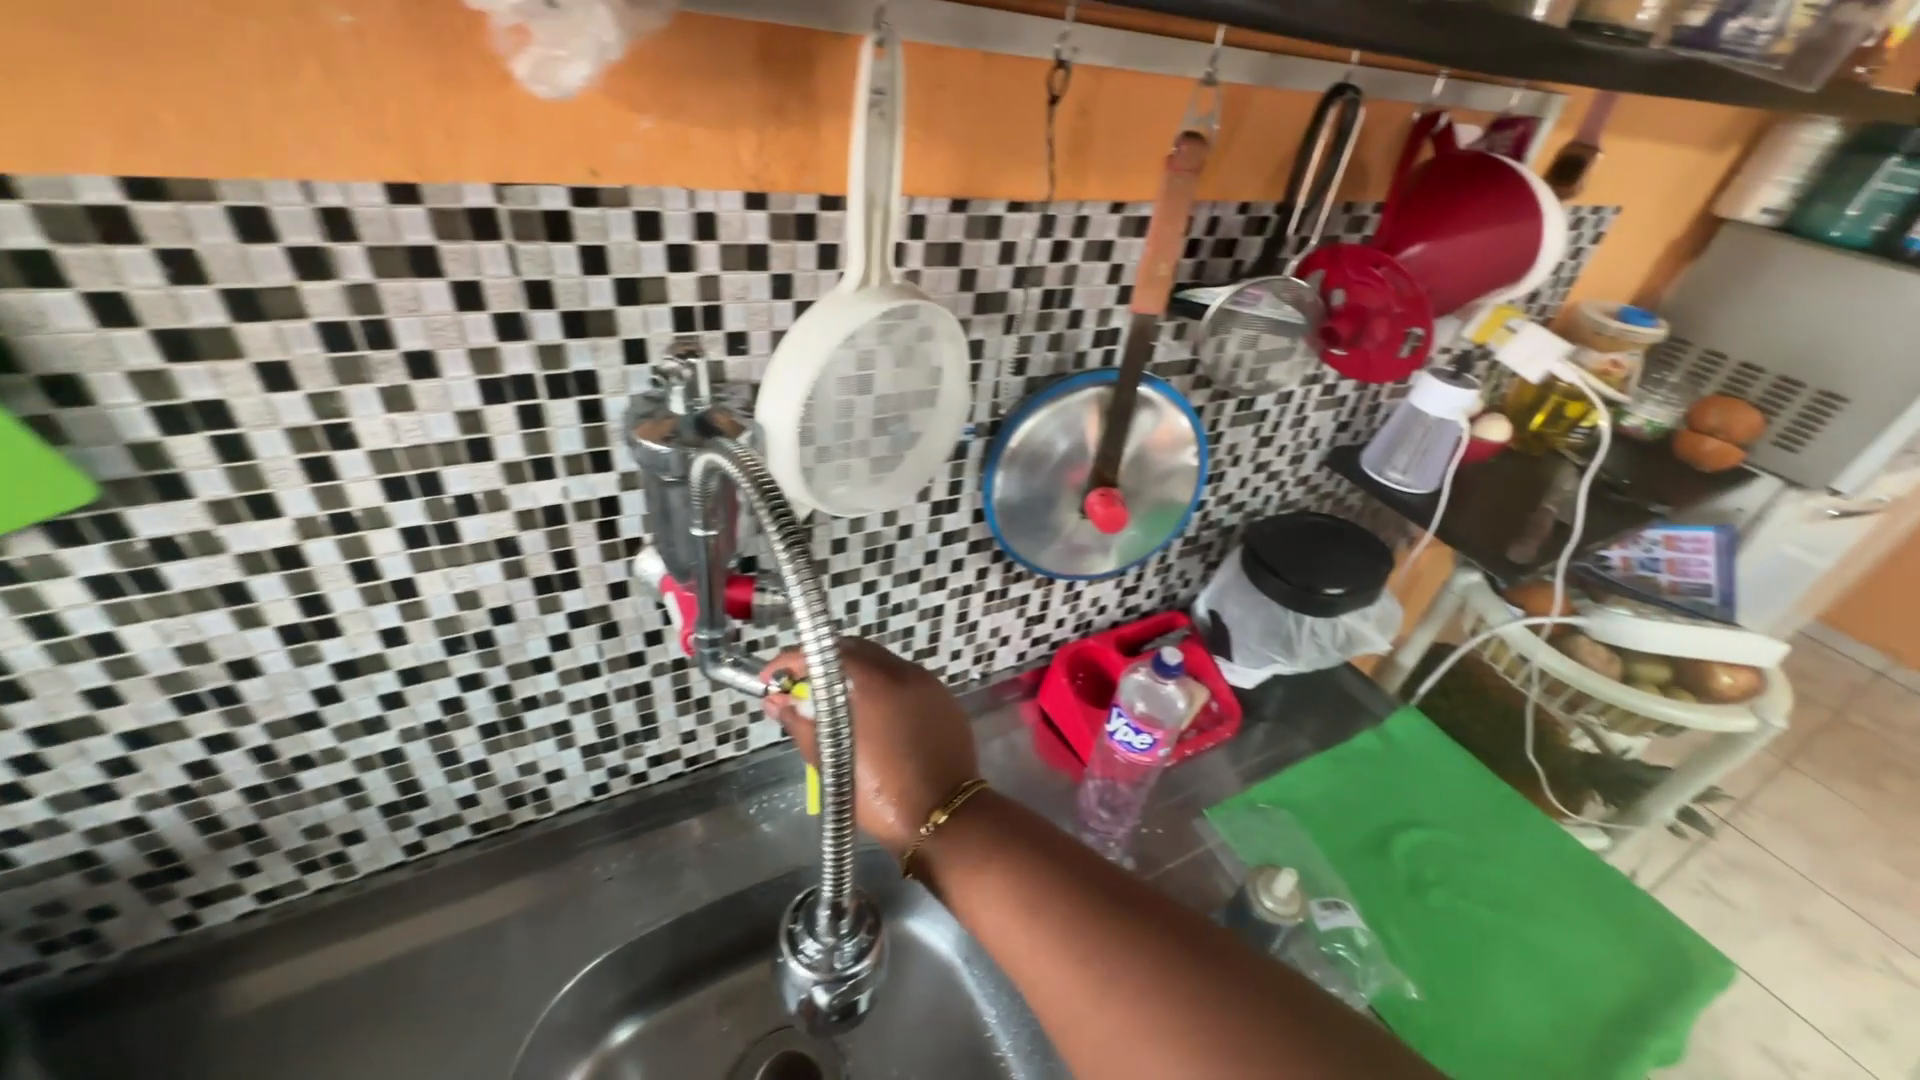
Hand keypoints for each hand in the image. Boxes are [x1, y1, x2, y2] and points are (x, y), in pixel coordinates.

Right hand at [760, 638, 979, 856]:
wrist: (946, 820)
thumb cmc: (883, 795)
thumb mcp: (833, 764)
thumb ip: (802, 725)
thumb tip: (777, 702)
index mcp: (876, 683)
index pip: (828, 652)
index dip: (793, 661)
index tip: (772, 679)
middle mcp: (906, 673)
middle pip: (857, 651)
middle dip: (824, 664)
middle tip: (800, 689)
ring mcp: (930, 685)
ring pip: (884, 665)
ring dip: (855, 676)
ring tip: (834, 704)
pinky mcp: (945, 702)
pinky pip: (907, 683)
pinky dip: (883, 690)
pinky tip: (873, 717)